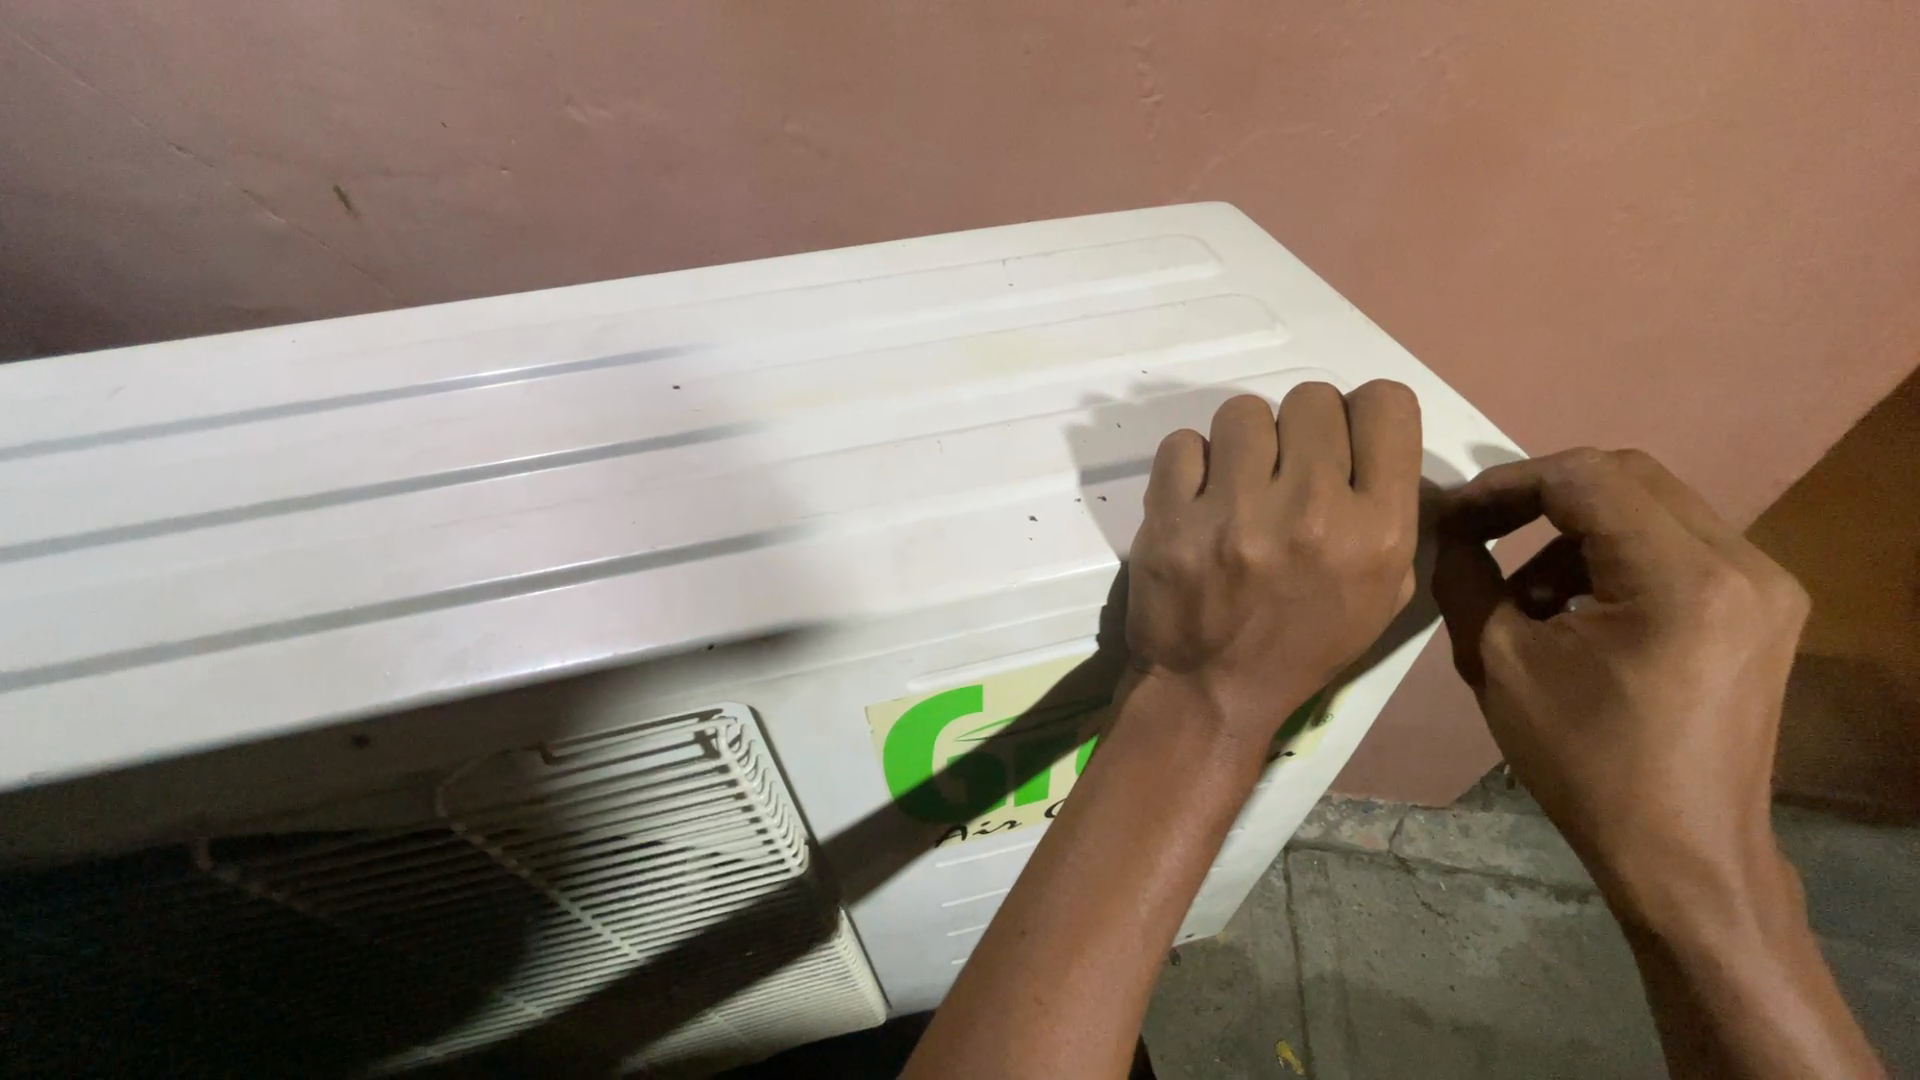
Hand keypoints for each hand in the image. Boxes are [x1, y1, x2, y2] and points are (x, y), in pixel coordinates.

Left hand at [1125, 382, 1422, 746]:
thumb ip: (1396, 512)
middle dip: (1300, 427)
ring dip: (1242, 441)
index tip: (1343, 441)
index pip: (1386, 403)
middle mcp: (1311, 512)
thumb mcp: (1384, 594)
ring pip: (1243, 412)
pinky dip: (1190, 463)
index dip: (1363, 414)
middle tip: (1284, 470)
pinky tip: (1196, 499)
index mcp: (1378, 532)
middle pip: (1312, 397)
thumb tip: (1385, 442)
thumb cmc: (1303, 645)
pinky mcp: (1170, 519)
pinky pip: (1183, 442)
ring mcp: (1233, 514)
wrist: (1211, 689)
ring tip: (1236, 486)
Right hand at [1431, 448, 1808, 924]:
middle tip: (1475, 528)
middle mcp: (1741, 564)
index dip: (1504, 484)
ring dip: (1568, 529)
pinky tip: (1564, 611)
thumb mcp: (1497, 659)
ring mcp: (1762, 586)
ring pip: (1647, 507)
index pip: (1584, 478)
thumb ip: (1463, 575)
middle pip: (1625, 476)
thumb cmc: (1581, 758)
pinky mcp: (1757, 608)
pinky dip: (1604, 557)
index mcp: (1681, 579)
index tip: (1450, 515)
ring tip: (1516, 589)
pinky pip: (1670, 545)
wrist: (1679, 850)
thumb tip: (1443, 527)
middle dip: (1536, 493)